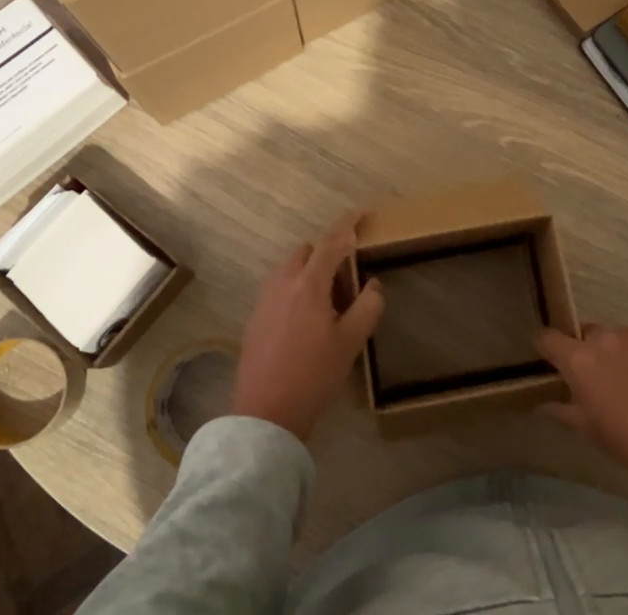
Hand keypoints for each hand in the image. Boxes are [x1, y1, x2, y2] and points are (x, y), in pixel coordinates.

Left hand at [232, 214, 383, 439]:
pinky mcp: (254, 320)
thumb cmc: (314, 375)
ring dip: (309, 272)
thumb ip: (367, 306)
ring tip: (329, 302)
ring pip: (289, 270)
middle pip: (306, 252)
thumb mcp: (351, 342)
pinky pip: (278, 290)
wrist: (266, 413)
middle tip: (348, 277)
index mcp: (309, 284)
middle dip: (327, 253)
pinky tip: (307, 322)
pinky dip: (295, 290)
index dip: (348, 225)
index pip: (331, 242)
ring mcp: (264, 301)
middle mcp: (282, 284)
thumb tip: (373, 284)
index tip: (362, 214)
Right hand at [538, 325, 627, 522]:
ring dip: (612, 352)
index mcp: (579, 359)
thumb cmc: (626, 440)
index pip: (548, 338)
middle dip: (584, 351)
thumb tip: (545, 404)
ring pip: (614, 337)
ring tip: (626, 381)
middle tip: (593, 379)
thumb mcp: (586, 429)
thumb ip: (561, 409)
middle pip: (584, 334)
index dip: (546, 348)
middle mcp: (604, 339)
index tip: (549, 361)